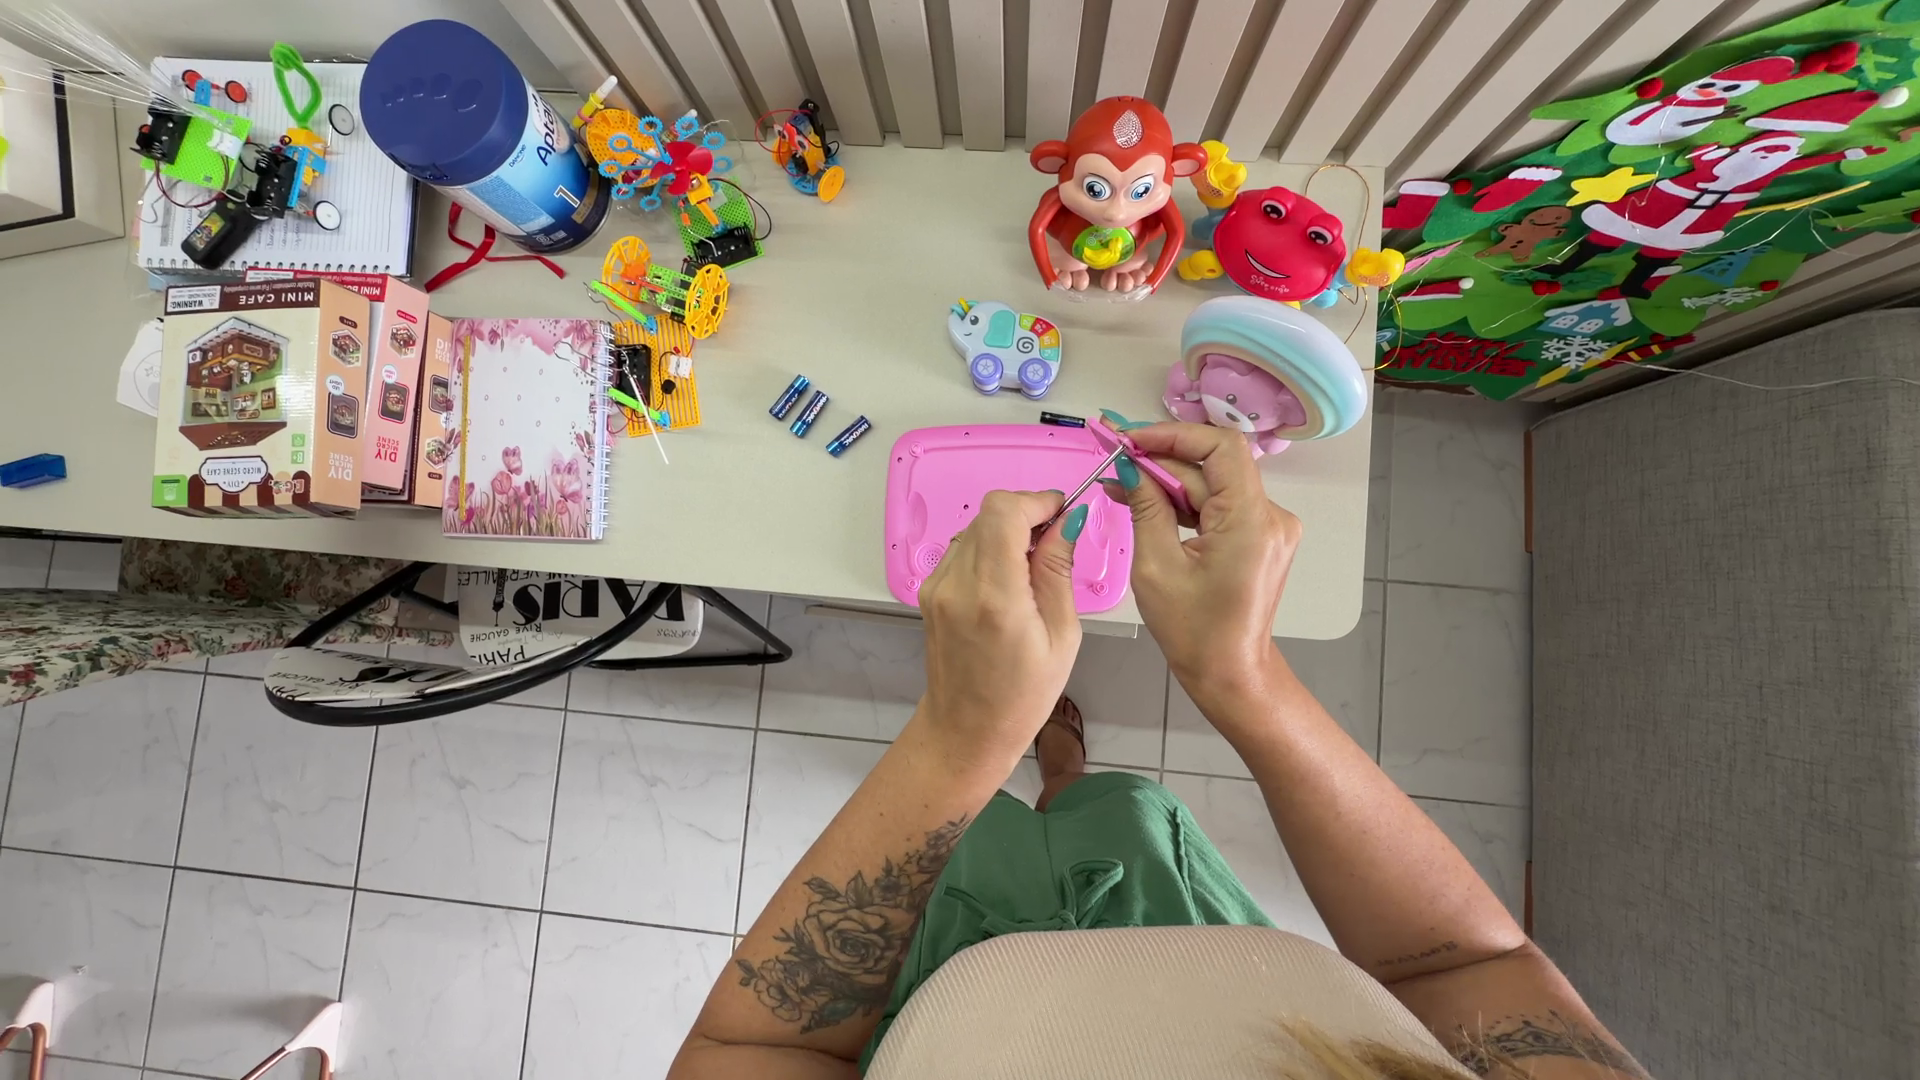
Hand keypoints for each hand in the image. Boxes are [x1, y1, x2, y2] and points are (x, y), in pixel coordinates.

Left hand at [912, 490, 1083, 778]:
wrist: (964, 731)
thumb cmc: (1023, 696)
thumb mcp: (1062, 636)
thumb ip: (1058, 570)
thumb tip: (1067, 520)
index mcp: (994, 597)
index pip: (1003, 513)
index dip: (1036, 501)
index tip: (1062, 512)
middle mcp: (957, 584)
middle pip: (988, 513)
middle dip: (1026, 514)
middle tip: (1055, 538)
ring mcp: (936, 586)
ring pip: (974, 527)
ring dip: (1007, 530)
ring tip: (1033, 564)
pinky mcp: (929, 590)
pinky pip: (962, 548)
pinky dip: (989, 548)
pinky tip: (1008, 578)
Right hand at [1102, 422, 1300, 716]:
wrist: (1229, 672)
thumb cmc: (1193, 630)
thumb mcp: (1157, 566)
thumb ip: (1145, 508)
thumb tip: (1130, 466)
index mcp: (1251, 521)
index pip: (1220, 447)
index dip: (1174, 434)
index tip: (1131, 439)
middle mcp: (1270, 516)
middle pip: (1213, 466)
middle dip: (1162, 458)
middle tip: (1114, 456)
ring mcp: (1267, 526)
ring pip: (1212, 484)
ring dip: (1168, 480)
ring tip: (1120, 481)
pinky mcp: (1257, 536)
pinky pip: (1217, 505)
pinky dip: (1183, 501)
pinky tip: (1145, 502)